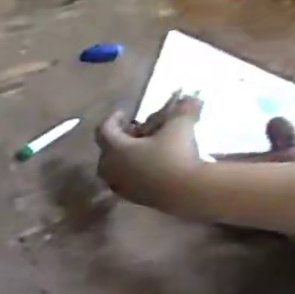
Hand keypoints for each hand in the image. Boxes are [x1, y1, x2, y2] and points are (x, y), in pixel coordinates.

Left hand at [95, 92, 204, 208]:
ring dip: (127, 153)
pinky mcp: (130, 196)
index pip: (104, 129)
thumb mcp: (180, 127)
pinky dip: (133, 167)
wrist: (186, 192)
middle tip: (137, 130)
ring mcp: (118, 184)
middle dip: (121, 137)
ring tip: (145, 146)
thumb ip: (182, 110)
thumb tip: (190, 97)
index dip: (113, 118)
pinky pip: (125, 177)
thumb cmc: (176, 155)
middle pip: (108, 148)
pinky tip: (151, 164)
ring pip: (116, 164)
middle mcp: (109, 168)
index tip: (124, 113)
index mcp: (113, 149)